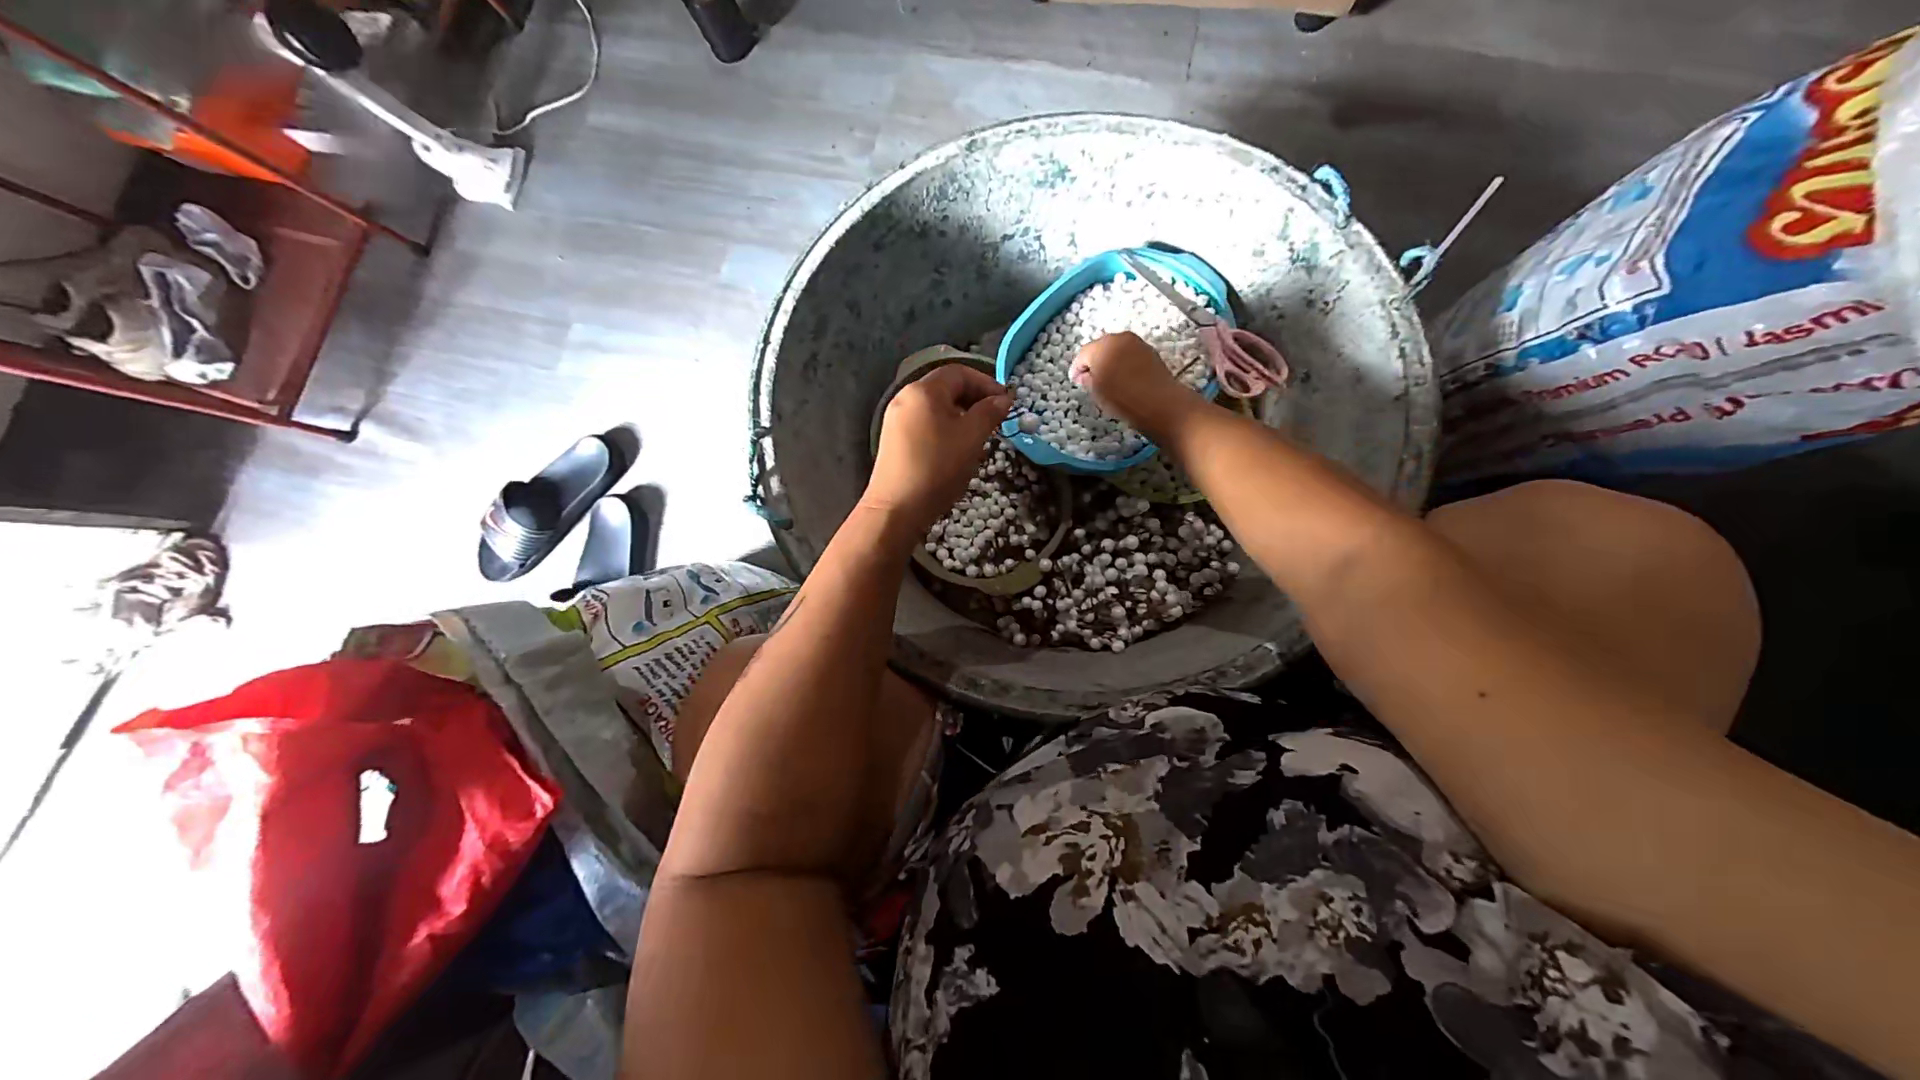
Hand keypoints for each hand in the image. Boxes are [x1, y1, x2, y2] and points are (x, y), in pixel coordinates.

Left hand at [863, 363, 1010, 533]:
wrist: (897, 508)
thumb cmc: (938, 468)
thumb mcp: (971, 438)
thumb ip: (990, 412)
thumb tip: (1003, 398)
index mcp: (923, 390)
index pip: (959, 372)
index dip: (986, 384)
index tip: (1005, 403)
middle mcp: (905, 397)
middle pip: (946, 387)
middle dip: (974, 400)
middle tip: (995, 420)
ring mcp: (896, 418)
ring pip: (936, 407)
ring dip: (962, 416)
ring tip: (979, 437)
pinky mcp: (893, 439)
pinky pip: (925, 423)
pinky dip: (945, 428)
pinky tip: (956, 449)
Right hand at [1069, 332, 1199, 437]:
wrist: (1160, 403)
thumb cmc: (1123, 399)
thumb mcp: (1097, 393)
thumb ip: (1087, 380)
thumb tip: (1084, 375)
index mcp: (1101, 347)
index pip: (1082, 355)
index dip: (1076, 368)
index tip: (1074, 381)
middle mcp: (1118, 338)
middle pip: (1099, 348)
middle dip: (1093, 361)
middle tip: (1089, 379)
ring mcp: (1136, 342)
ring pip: (1115, 349)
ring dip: (1109, 360)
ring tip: (1107, 378)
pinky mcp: (1149, 350)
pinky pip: (1129, 353)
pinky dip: (1123, 362)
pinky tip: (1124, 377)